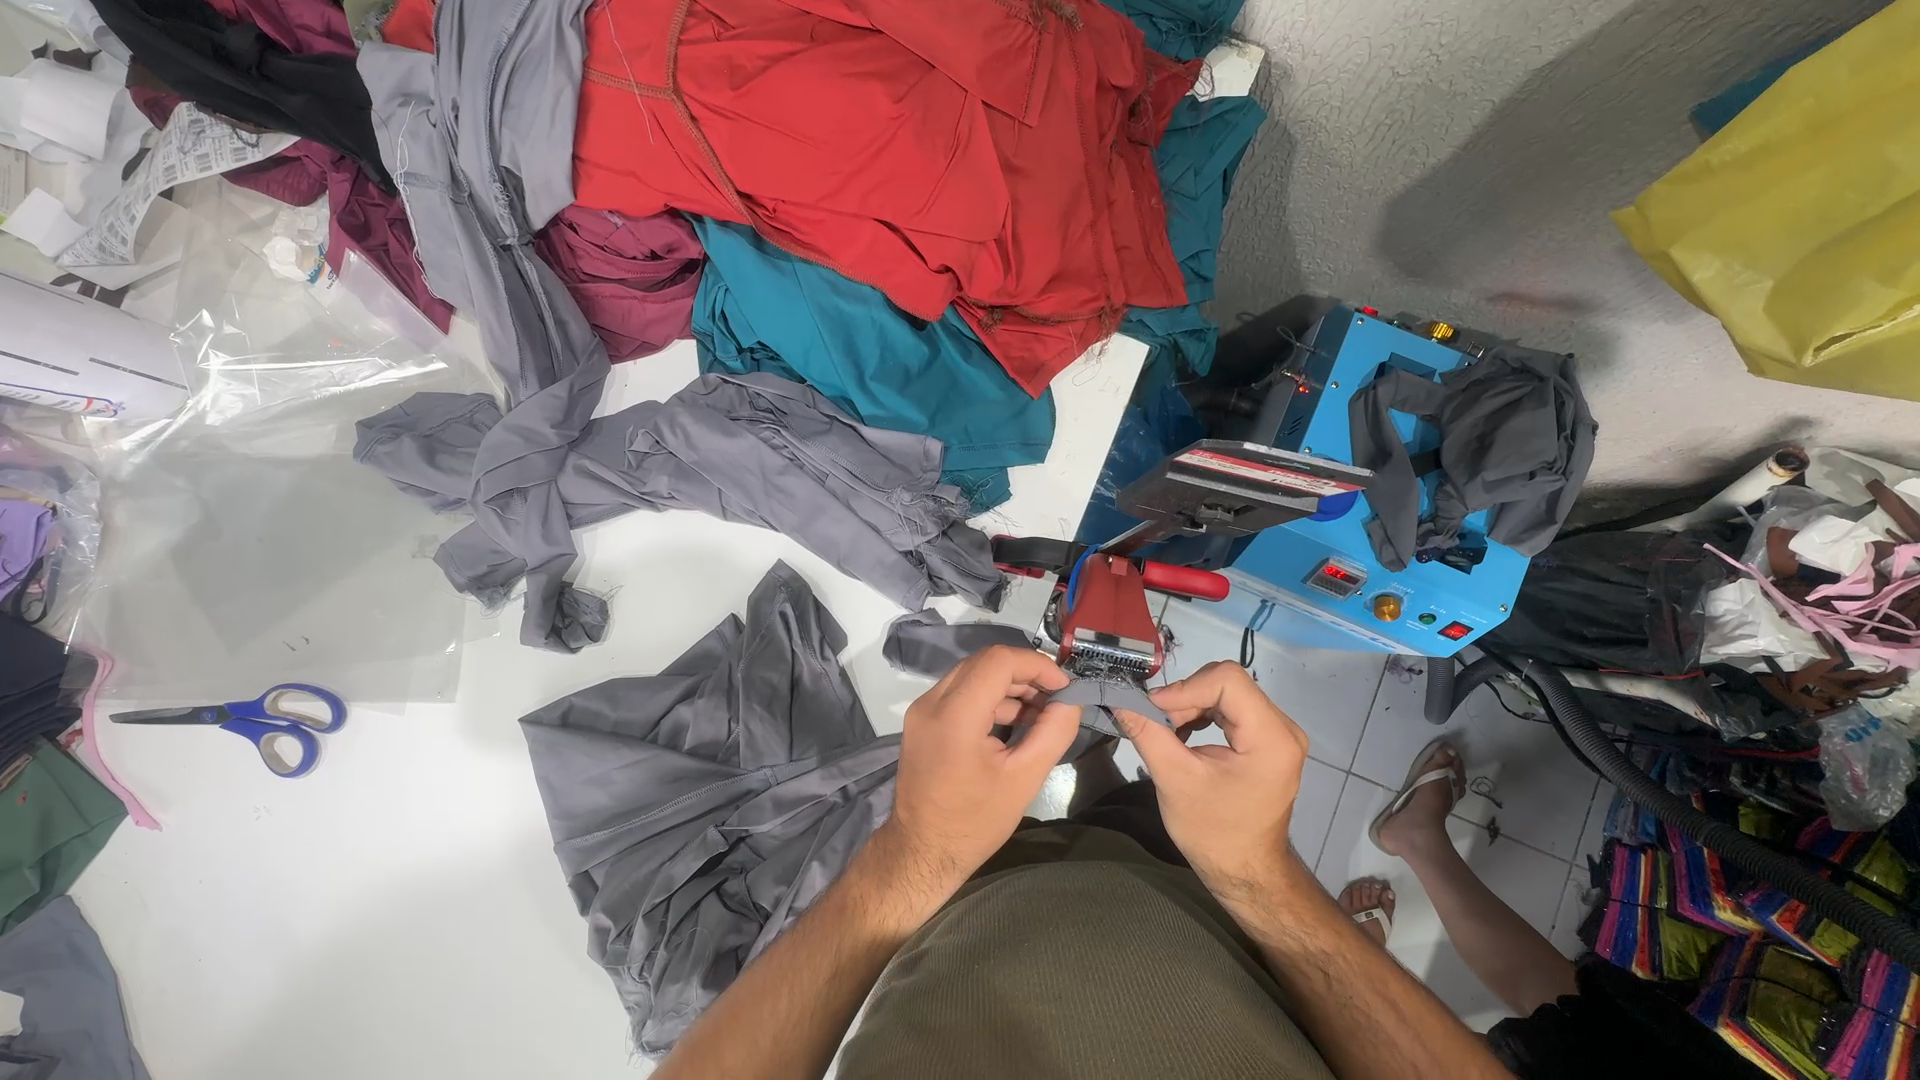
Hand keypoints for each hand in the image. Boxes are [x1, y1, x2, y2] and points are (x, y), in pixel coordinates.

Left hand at [880, 645, 1081, 893]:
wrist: (922, 852)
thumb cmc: (974, 822)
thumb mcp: (1024, 779)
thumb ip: (1053, 732)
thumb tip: (1070, 701)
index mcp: (954, 715)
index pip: (998, 661)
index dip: (1036, 665)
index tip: (1064, 687)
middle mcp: (931, 702)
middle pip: (985, 662)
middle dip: (1025, 673)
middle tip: (1056, 699)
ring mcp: (922, 710)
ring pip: (972, 674)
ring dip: (1009, 686)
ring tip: (1041, 714)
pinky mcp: (922, 720)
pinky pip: (960, 692)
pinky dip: (990, 697)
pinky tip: (1015, 722)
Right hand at [1112, 661, 1309, 888]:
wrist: (1244, 870)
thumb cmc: (1213, 831)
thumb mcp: (1174, 780)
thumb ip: (1147, 733)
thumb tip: (1118, 696)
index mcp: (1271, 738)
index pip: (1228, 680)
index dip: (1185, 687)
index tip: (1153, 709)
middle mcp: (1283, 727)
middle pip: (1227, 683)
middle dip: (1185, 697)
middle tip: (1156, 723)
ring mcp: (1278, 732)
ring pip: (1226, 691)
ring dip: (1190, 704)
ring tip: (1167, 731)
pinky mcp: (1267, 738)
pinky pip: (1230, 706)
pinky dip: (1201, 713)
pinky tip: (1183, 735)